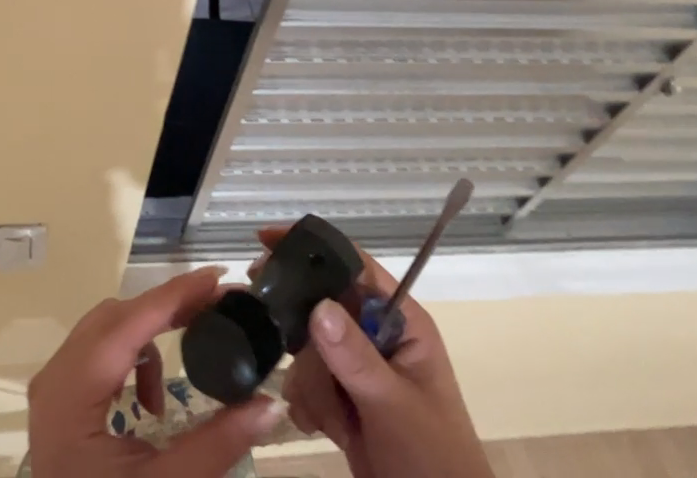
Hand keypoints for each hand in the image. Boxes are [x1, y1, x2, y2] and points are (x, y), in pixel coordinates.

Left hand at [28, 266, 288, 477]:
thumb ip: (218, 443)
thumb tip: (273, 404)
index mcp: (70, 396)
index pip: (126, 326)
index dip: (172, 296)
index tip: (216, 277)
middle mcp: (54, 379)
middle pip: (114, 316)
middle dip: (168, 306)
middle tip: (218, 305)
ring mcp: (54, 387)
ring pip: (105, 328)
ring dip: (150, 330)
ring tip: (193, 347)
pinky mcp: (61, 398)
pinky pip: (97, 351)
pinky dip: (132, 358)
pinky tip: (153, 401)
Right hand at [258, 228, 492, 477]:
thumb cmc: (431, 457)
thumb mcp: (394, 406)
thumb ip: (355, 357)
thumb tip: (317, 304)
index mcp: (401, 321)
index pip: (354, 266)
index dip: (312, 249)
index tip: (265, 241)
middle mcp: (377, 335)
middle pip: (319, 306)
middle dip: (306, 341)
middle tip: (282, 343)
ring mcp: (357, 366)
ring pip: (307, 348)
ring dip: (312, 386)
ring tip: (336, 420)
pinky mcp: (342, 395)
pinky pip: (304, 380)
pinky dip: (307, 405)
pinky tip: (323, 429)